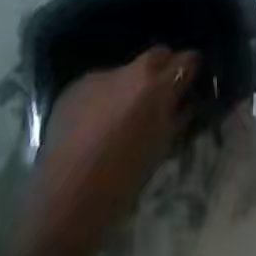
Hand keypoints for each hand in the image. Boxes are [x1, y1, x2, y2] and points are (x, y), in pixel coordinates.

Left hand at [34, 47, 199, 228]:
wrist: (64, 201)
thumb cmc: (122, 182)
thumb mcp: (163, 147)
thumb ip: (180, 116)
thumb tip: (189, 101)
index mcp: (157, 86)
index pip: (188, 59)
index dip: (191, 71)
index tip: (190, 84)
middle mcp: (130, 71)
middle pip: (158, 54)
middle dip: (162, 69)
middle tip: (159, 96)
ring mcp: (99, 76)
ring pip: (126, 71)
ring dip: (130, 86)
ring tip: (122, 115)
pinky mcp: (74, 87)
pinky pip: (99, 84)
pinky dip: (104, 97)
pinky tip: (95, 124)